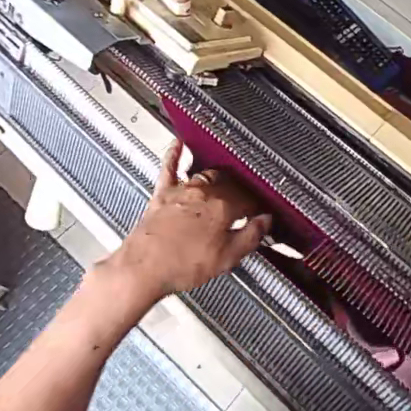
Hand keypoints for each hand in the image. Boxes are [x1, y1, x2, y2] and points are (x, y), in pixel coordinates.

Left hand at [97, 141, 271, 302]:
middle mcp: (203, 194)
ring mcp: (182, 191)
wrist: (145, 267)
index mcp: (223, 207)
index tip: (260, 213)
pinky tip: (179, 143)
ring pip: (206, 174)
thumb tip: (265, 222)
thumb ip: (251, 236)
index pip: (248, 200)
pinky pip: (170, 166)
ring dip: (219, 177)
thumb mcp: (227, 258)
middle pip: (229, 184)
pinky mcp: (162, 194)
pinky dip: (175, 153)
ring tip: (227, 181)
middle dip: (241, 191)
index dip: (257, 207)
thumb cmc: (181, 264)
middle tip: (246, 200)